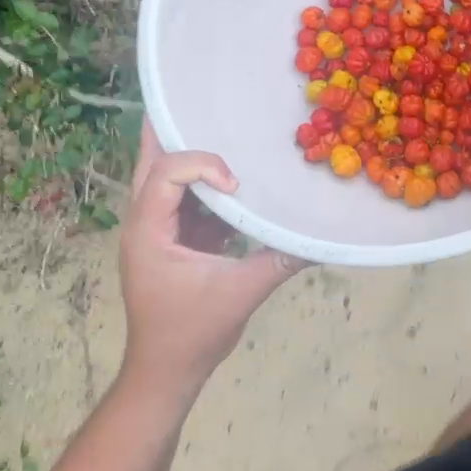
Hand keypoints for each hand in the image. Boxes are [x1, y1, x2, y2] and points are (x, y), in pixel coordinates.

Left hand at [117, 120, 309, 402]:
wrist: (165, 374)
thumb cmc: (192, 333)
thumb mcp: (241, 293)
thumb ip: (281, 259)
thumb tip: (326, 236)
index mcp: (149, 231)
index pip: (165, 174)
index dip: (201, 165)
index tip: (237, 184)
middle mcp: (145, 222)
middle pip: (149, 162)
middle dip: (168, 129)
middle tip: (195, 95)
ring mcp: (157, 230)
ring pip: (162, 177)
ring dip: (187, 151)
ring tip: (216, 120)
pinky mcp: (174, 240)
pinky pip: (184, 197)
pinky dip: (204, 180)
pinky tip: (234, 171)